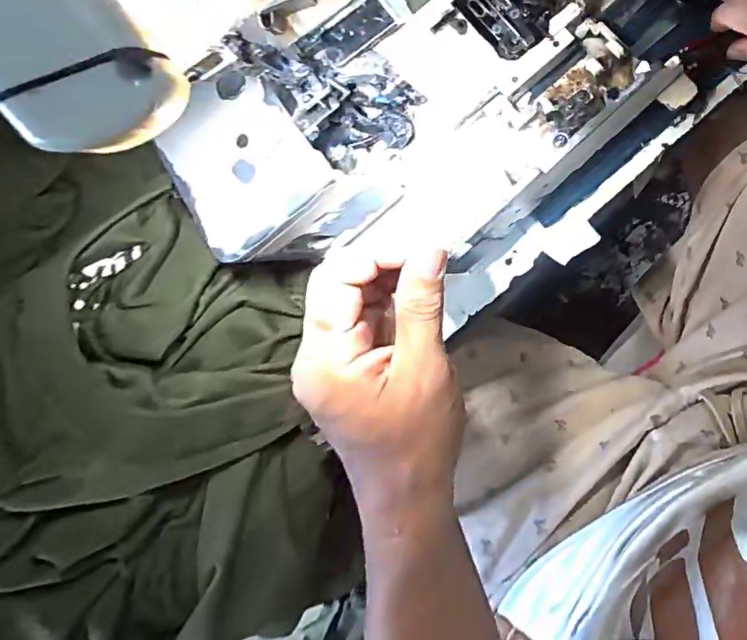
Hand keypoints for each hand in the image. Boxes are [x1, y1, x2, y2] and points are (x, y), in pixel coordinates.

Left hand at [292, 250, 462, 516]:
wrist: (409, 498)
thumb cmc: (417, 439)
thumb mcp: (424, 366)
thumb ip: (421, 304)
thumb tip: (430, 249)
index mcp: (323, 357)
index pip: (335, 281)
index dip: (375, 255)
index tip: (420, 250)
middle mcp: (316, 353)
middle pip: (338, 284)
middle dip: (381, 263)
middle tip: (426, 257)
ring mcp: (330, 358)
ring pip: (352, 296)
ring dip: (388, 278)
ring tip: (427, 270)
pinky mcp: (348, 363)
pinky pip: (364, 316)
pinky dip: (389, 299)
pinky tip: (416, 291)